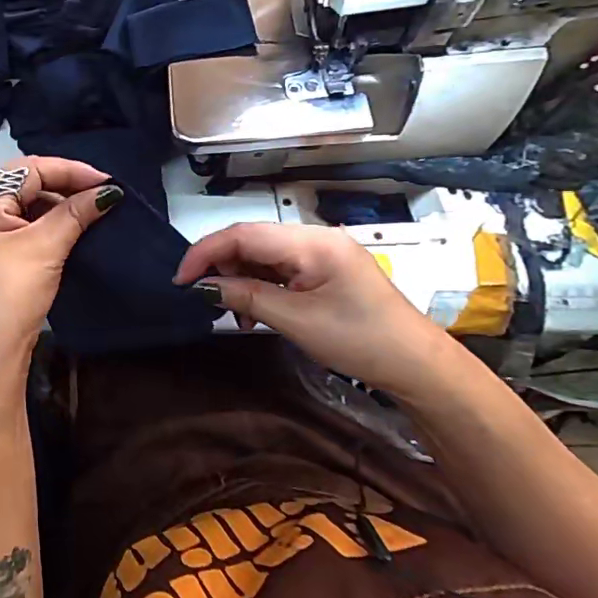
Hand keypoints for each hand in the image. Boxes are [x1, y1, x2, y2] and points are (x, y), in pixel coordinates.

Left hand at [0, 156, 123, 356]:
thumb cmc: (9, 296)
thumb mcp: (44, 248)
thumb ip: (75, 213)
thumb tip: (107, 192)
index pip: (26, 170)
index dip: (67, 171)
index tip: (104, 181)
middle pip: (25, 184)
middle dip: (65, 186)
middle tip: (102, 194)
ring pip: (28, 206)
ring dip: (61, 206)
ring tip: (94, 210)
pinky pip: (28, 227)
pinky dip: (53, 224)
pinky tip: (77, 228)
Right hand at [173, 222, 454, 396]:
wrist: (415, 364)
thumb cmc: (361, 340)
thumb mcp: (295, 320)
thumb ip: (245, 297)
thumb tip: (202, 287)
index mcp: (312, 243)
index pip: (242, 234)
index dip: (204, 253)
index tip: (181, 280)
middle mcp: (315, 238)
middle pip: (250, 240)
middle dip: (220, 266)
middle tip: (203, 298)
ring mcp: (321, 253)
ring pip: (261, 254)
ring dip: (238, 279)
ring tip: (232, 312)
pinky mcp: (323, 269)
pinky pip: (278, 268)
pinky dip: (258, 285)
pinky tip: (253, 311)